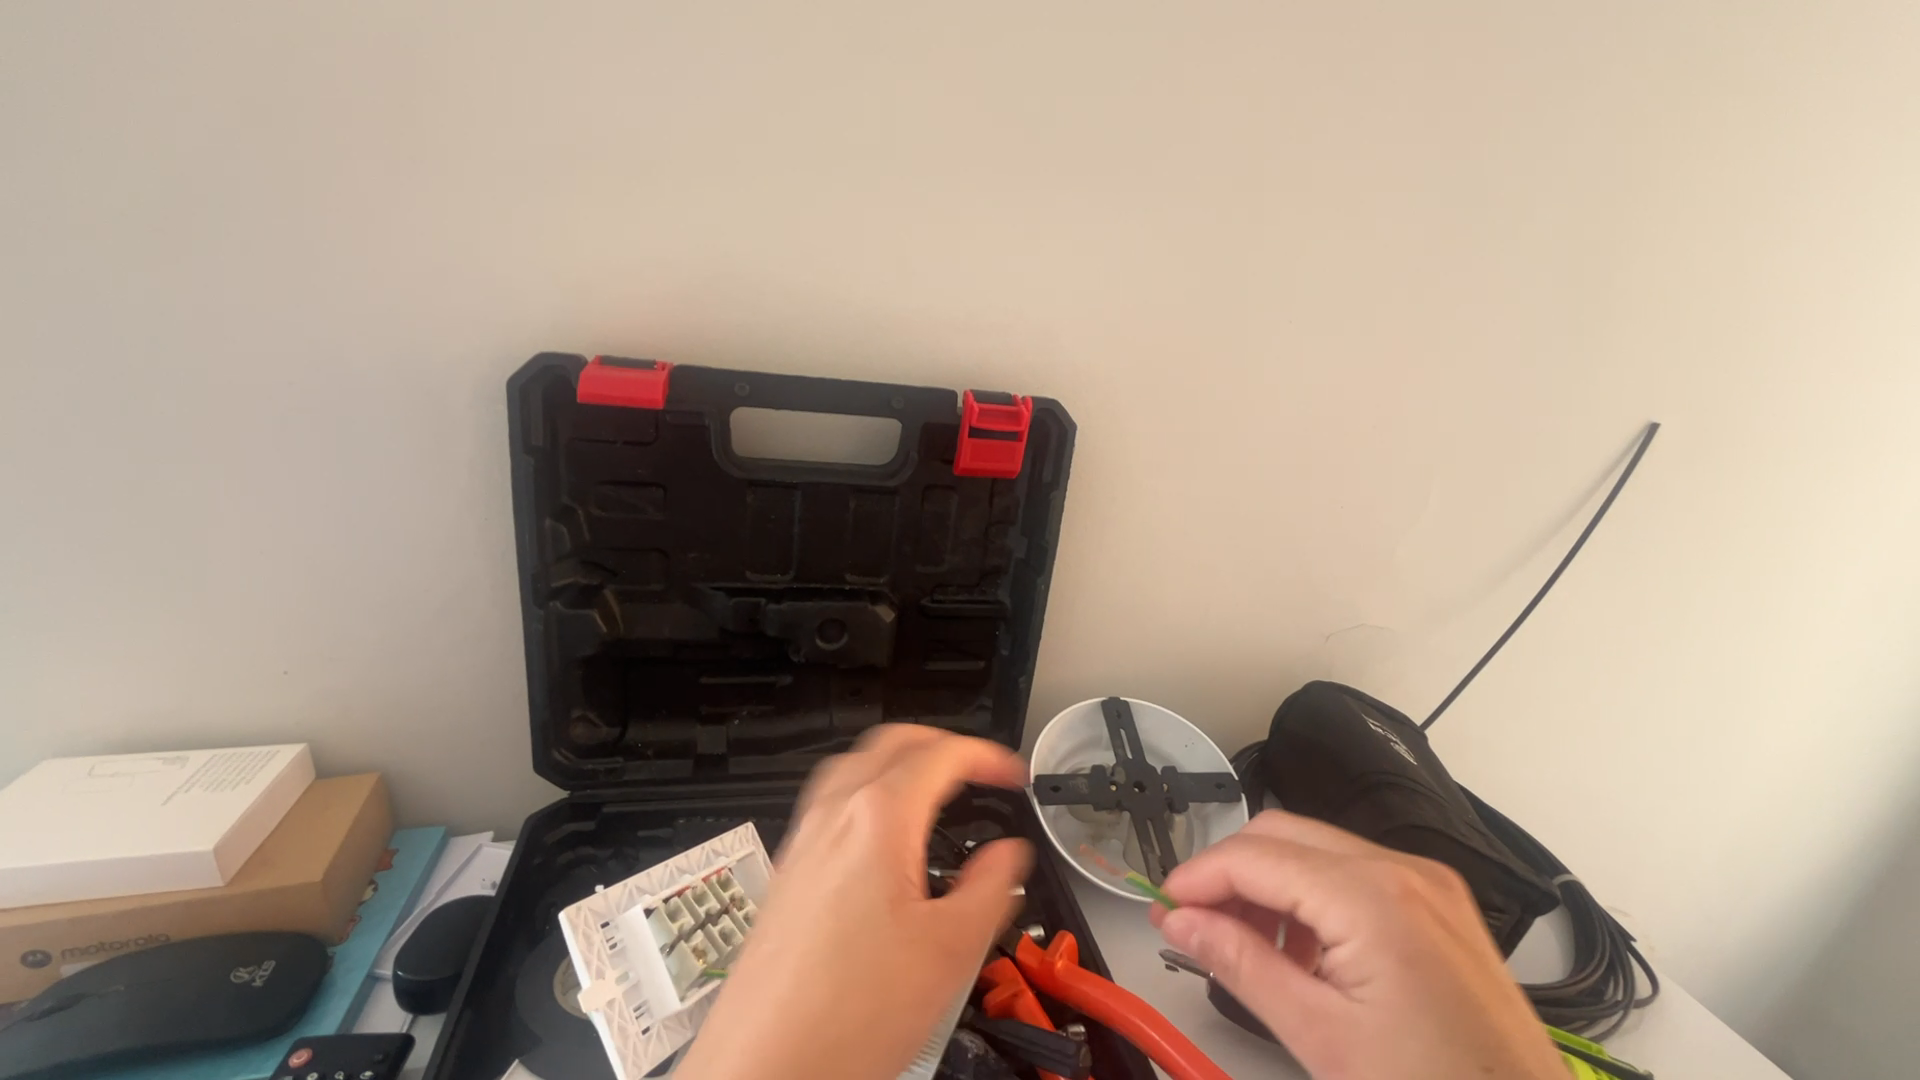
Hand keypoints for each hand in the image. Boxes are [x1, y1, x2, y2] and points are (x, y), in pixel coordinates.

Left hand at [675, 725, 1032, 1079]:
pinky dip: (867, 789)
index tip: (1011, 774)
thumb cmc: (841, 1017)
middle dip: (941, 744)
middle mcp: (833, 816)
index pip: (941, 756)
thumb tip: (1008, 857)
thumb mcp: (949, 952)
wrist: (764, 1063)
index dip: (986, 756)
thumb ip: (991, 888)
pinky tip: (880, 834)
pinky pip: (829, 799)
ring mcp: (804, 839)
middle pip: (891, 742)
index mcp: (878, 820)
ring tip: (931, 784)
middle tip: (976, 768)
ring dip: (900, 759)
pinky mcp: (789, 868)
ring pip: (854, 763)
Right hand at [1151, 810, 1566, 1079]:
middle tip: (1194, 923)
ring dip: (1266, 884)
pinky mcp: (1437, 903)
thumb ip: (1239, 964)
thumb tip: (1179, 922)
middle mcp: (1402, 870)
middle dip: (1228, 873)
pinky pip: (1350, 873)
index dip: (1197, 876)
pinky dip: (1308, 896)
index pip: (1253, 856)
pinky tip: (1298, 949)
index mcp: (1373, 897)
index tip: (1163, 906)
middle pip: (1279, 835)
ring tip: (1244, 944)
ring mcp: (1426, 882)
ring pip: (1312, 848)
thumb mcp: (1320, 1035)